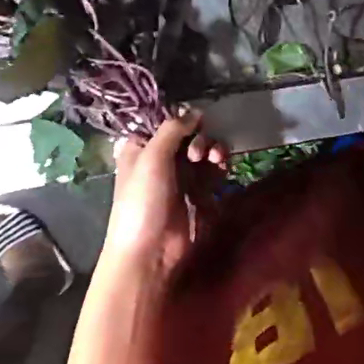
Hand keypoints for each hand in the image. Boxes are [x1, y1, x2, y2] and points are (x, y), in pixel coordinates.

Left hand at [107, 112, 226, 280]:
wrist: (151, 252)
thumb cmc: (142, 201)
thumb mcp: (152, 157)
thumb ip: (173, 128)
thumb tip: (194, 110)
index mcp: (140, 146)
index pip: (165, 120)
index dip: (182, 117)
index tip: (196, 120)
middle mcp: (160, 157)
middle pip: (188, 133)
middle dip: (200, 137)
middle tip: (199, 153)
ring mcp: (179, 175)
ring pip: (203, 149)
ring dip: (212, 148)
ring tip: (215, 160)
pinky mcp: (196, 192)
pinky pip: (212, 169)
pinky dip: (219, 164)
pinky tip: (222, 167)